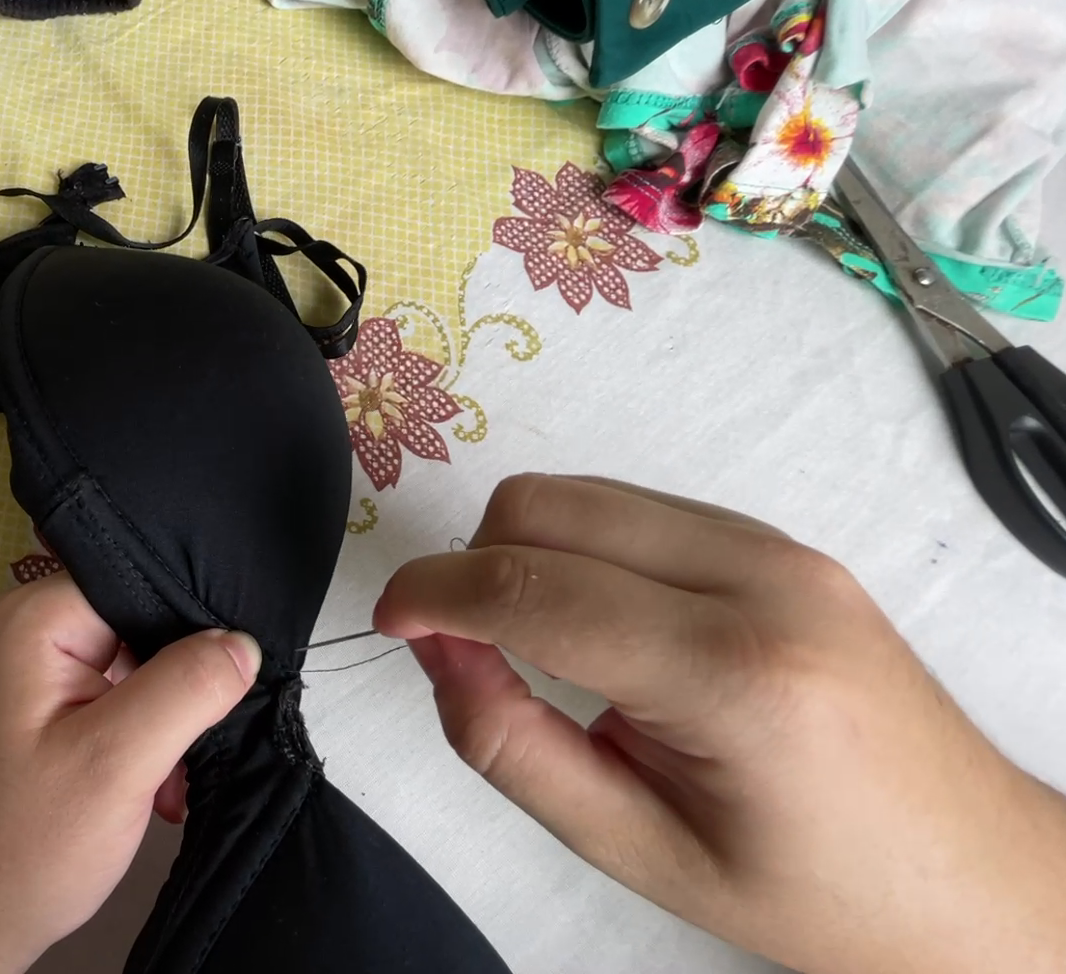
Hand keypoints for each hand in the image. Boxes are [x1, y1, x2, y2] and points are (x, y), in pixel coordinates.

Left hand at [0, 574, 259, 973]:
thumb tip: (242, 640)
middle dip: (175, 680)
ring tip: (171, 780)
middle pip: (132, 621)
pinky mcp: (36, 701)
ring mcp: (26, 665)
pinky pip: (107, 692)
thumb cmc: (28, 842)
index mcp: (32, 618)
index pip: (132, 580)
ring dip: (161, 717)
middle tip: (201, 739)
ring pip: (128, 661)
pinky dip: (137, 733)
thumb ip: (186, 688)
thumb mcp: (118, 761)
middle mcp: (23, 625)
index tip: (229, 666)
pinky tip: (153, 784)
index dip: (185, 619)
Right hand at [375, 474, 1065, 973]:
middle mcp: (758, 578)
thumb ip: (503, 740)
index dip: (429, 592)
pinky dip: (564, 544)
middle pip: (538, 508)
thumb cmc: (805, 891)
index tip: (390, 622)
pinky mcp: (769, 536)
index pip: (527, 587)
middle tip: (470, 643)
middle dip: (468, 565)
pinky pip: (616, 503)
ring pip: (570, 493)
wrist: (994, 884)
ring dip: (513, 551)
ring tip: (531, 632)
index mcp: (731, 674)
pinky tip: (590, 612)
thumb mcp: (628, 846)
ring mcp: (772, 544)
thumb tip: (435, 642)